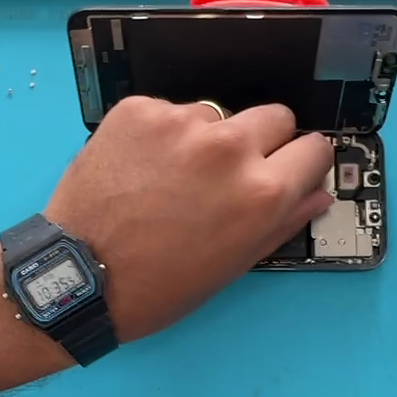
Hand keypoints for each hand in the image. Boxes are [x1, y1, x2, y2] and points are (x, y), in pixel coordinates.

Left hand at [45, 97, 332, 339]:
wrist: (80, 276)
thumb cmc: (161, 286)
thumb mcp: (232, 265)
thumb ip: (282, 222)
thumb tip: (316, 194)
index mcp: (262, 191)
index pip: (316, 147)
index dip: (303, 163)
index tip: (289, 170)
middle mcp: (229, 147)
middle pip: (276, 116)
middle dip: (263, 142)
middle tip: (229, 176)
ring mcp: (181, 122)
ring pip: (218, 114)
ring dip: (208, 139)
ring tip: (173, 178)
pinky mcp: (138, 110)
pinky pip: (170, 112)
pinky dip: (164, 134)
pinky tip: (143, 168)